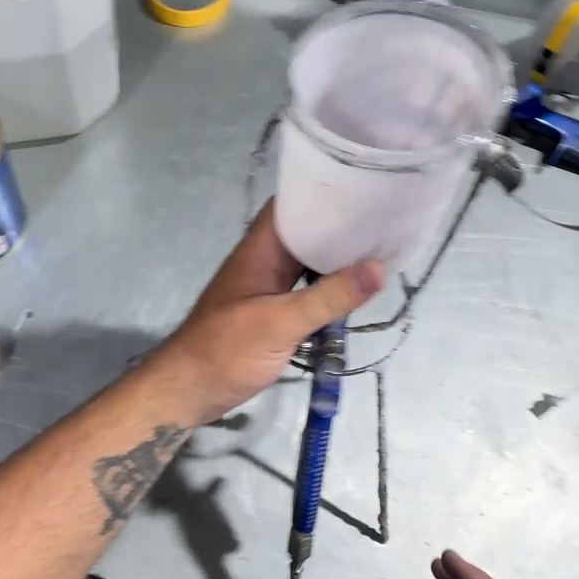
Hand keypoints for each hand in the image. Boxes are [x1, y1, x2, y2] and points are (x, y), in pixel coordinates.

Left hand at [146, 202, 383, 426]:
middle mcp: (263, 264)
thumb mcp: (280, 322)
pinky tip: (356, 293)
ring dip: (338, 261)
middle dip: (341, 227)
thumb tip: (380, 267)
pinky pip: (306, 293)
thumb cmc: (226, 350)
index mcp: (259, 251)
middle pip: (305, 234)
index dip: (323, 193)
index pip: (291, 206)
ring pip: (308, 265)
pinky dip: (329, 291)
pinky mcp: (272, 316)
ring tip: (383, 250)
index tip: (365, 187)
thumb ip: (329, 297)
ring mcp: (267, 290)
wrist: (190, 390)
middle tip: (388, 219)